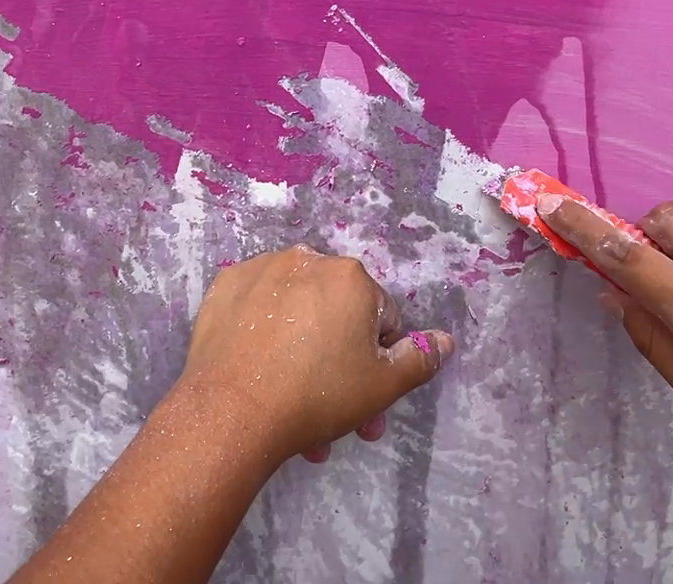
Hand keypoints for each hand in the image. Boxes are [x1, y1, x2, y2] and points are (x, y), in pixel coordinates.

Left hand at [174, 245, 454, 463]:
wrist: (232, 409)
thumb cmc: (316, 395)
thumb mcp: (381, 386)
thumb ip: (418, 359)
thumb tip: (445, 339)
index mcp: (351, 277)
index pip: (382, 317)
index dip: (378, 360)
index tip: (364, 397)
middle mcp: (309, 258)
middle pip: (336, 313)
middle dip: (340, 362)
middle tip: (332, 413)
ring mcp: (262, 267)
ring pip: (297, 310)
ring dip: (303, 348)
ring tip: (293, 404)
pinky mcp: (226, 283)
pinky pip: (258, 305)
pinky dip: (264, 329)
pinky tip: (258, 366)